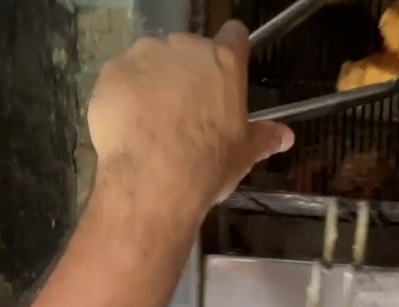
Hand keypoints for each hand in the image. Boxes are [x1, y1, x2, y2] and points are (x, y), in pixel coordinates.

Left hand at [86, 21, 294, 211]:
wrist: (152, 177)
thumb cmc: (207, 164)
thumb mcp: (242, 156)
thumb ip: (263, 138)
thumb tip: (286, 135)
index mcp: (224, 63)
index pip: (235, 37)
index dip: (233, 52)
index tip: (228, 73)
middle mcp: (184, 47)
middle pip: (190, 50)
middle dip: (190, 74)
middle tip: (190, 114)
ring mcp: (144, 54)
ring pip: (153, 61)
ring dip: (157, 82)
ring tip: (156, 123)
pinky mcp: (112, 71)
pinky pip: (124, 78)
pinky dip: (128, 96)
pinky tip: (132, 127)